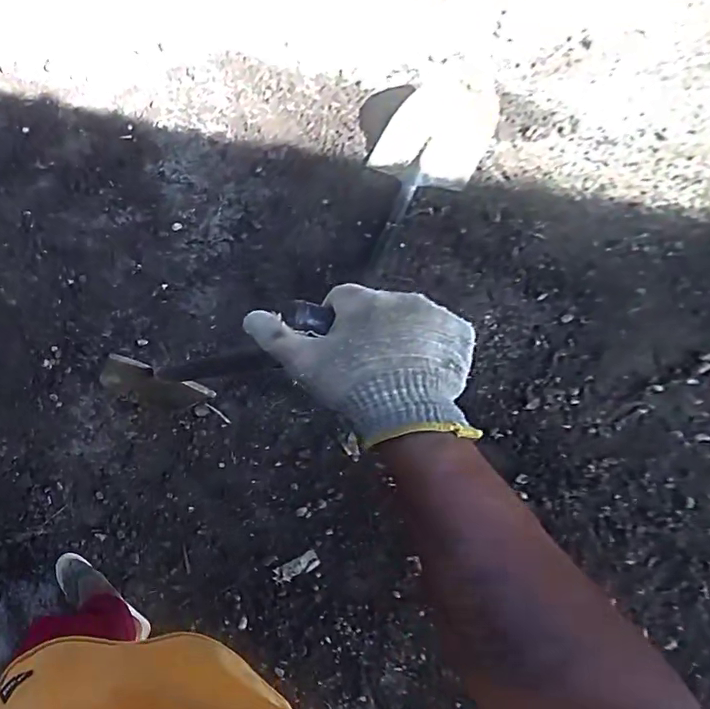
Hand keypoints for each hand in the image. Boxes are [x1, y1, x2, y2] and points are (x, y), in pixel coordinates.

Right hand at [244, 284, 480, 448]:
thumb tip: (250, 316)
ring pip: (406, 320)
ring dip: (396, 336)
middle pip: (374, 308)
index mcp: (362, 301)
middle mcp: (400, 298)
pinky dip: (425, 348)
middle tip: (358, 363)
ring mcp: (434, 314)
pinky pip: (436, 334)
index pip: (339, 297)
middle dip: (366, 328)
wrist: (406, 411)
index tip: (330, 346)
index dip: (330, 320)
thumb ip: (275, 336)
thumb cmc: (349, 383)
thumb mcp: (303, 362)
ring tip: (387, 371)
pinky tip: (414, 372)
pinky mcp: (459, 334)